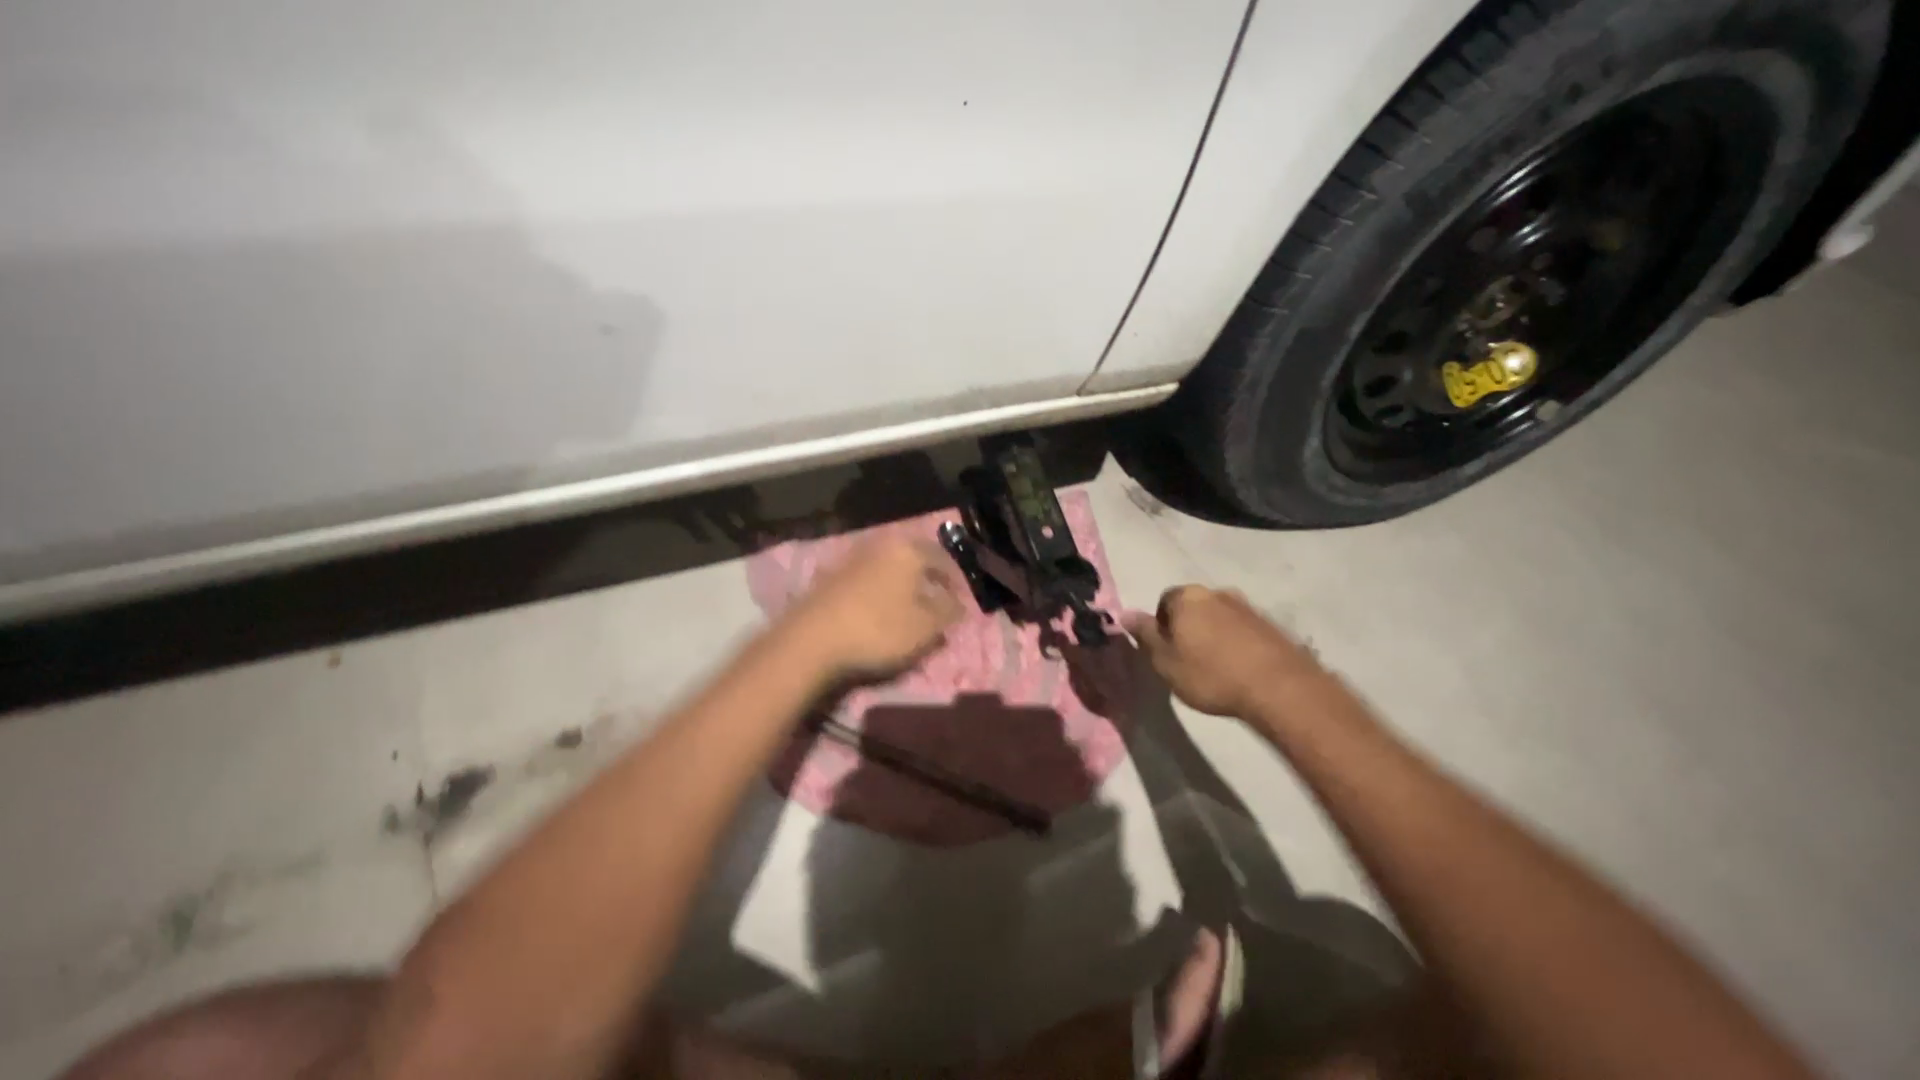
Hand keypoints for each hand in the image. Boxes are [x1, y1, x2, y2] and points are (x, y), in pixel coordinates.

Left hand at [783, 536, 966, 682]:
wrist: (812, 640)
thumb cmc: (879, 629)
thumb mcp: (926, 626)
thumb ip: (948, 611)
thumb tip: (958, 603)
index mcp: (908, 550)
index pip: (943, 559)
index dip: (956, 581)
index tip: (962, 602)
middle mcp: (880, 545)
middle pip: (914, 560)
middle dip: (928, 581)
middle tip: (938, 604)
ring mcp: (852, 559)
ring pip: (889, 570)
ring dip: (903, 587)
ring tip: (910, 612)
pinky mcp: (831, 577)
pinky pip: (868, 582)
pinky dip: (880, 594)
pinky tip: (880, 614)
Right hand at [1123, 586, 1323, 717]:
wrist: (1277, 687)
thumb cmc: (1210, 674)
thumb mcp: (1165, 661)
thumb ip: (1145, 635)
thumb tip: (1125, 614)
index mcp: (1188, 597)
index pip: (1164, 601)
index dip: (1161, 626)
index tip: (1165, 652)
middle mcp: (1218, 593)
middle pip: (1194, 607)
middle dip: (1188, 628)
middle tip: (1187, 660)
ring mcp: (1248, 607)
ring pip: (1220, 619)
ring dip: (1214, 636)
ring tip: (1216, 668)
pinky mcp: (1271, 625)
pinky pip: (1243, 631)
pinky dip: (1237, 645)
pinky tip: (1239, 669)